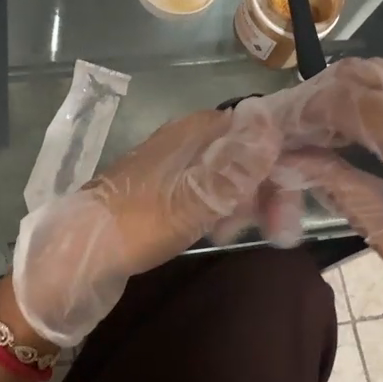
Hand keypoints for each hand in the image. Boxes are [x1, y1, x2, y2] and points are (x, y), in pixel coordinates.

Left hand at [11, 101, 282, 346]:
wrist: (76, 256)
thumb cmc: (135, 226)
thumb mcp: (192, 200)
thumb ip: (235, 167)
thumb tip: (274, 125)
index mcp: (196, 131)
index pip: (258, 125)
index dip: (286, 151)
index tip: (305, 187)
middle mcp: (189, 139)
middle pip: (248, 151)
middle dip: (271, 184)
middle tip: (283, 228)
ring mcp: (177, 164)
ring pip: (232, 173)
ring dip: (252, 200)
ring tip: (261, 233)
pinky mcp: (167, 190)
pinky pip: (211, 190)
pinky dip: (227, 208)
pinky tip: (226, 232)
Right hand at [259, 58, 382, 381]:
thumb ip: (339, 186)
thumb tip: (288, 159)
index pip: (350, 99)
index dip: (304, 110)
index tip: (273, 131)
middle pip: (363, 74)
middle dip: (316, 97)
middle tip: (287, 129)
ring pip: (380, 72)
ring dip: (339, 94)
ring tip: (312, 130)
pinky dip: (366, 98)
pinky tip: (350, 127)